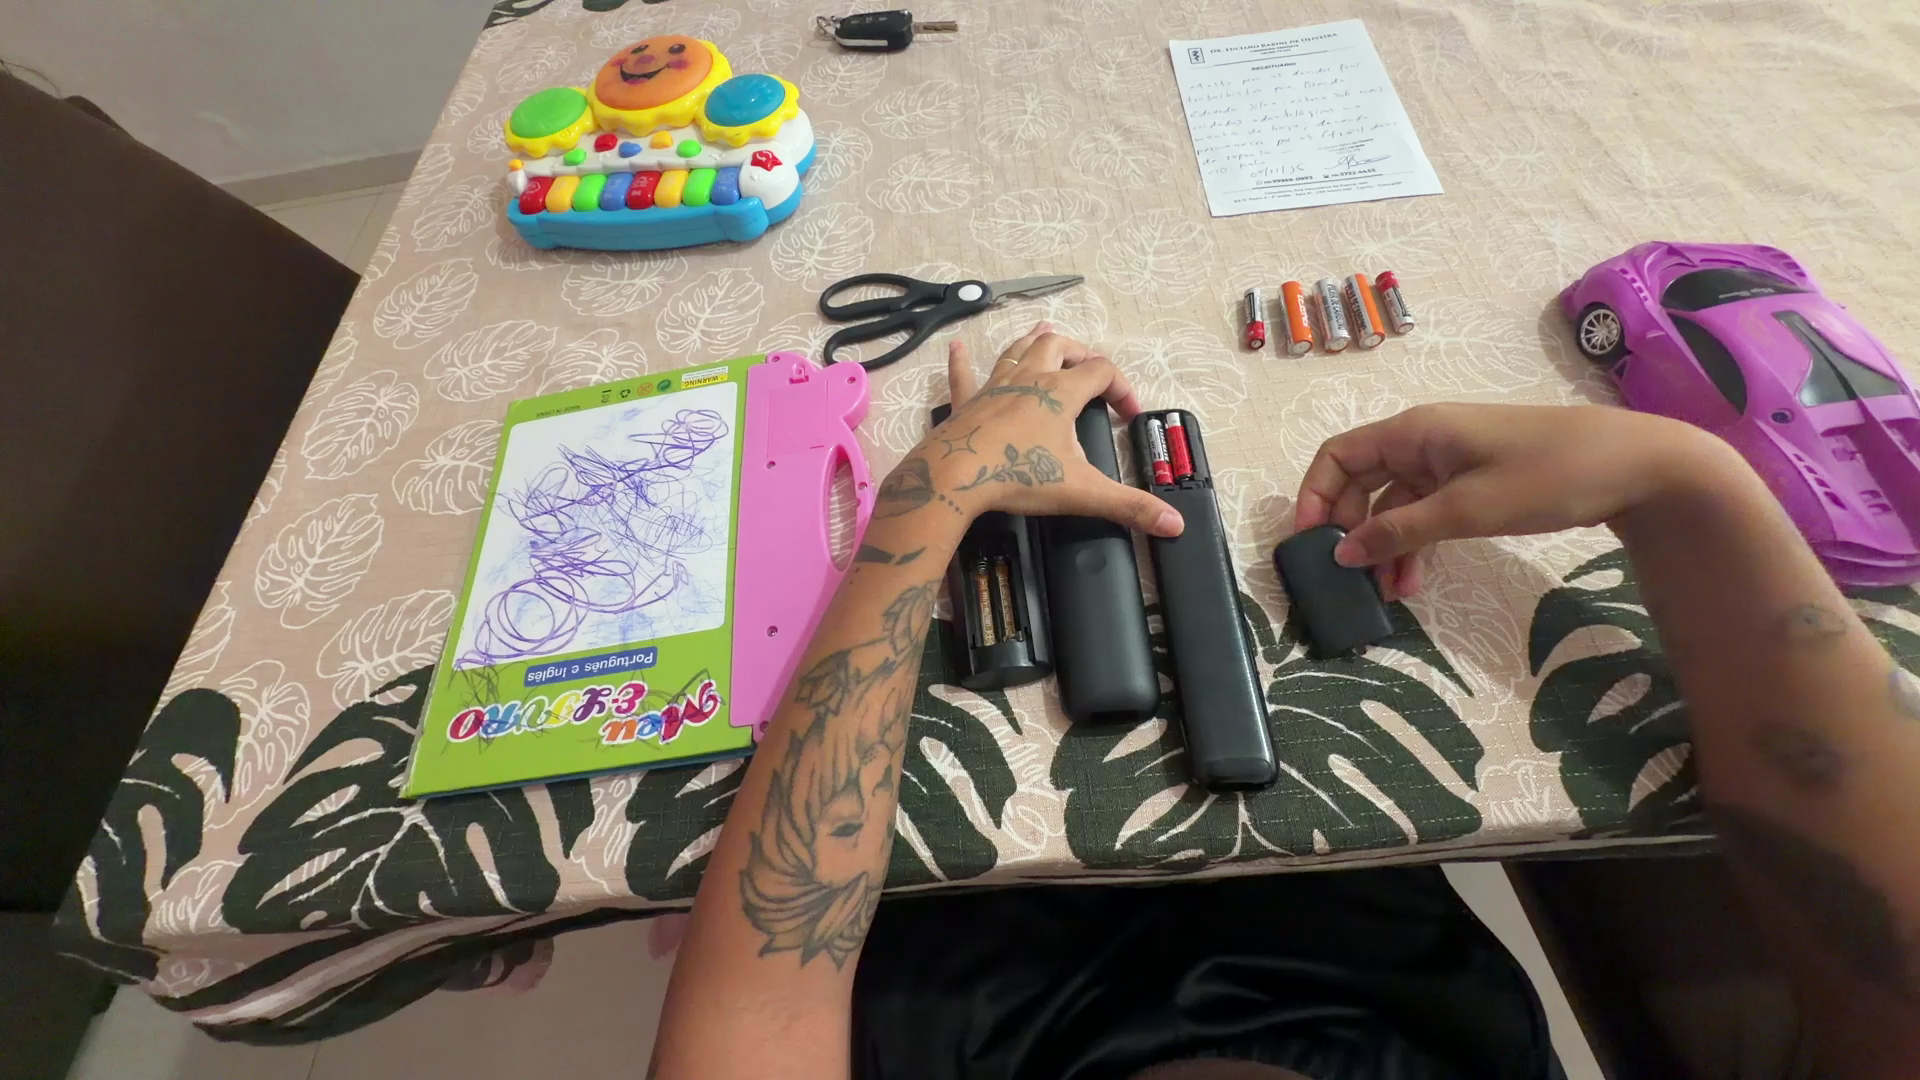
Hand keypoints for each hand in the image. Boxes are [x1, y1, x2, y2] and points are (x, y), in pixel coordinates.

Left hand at [877, 322, 1183, 537]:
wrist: (956, 476)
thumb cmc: (1018, 475)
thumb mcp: (1082, 492)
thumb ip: (1130, 507)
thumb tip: (1175, 525)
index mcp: (1061, 391)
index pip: (1102, 372)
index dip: (1122, 387)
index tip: (1128, 415)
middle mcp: (1029, 378)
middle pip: (1059, 348)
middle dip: (1079, 353)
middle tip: (1090, 367)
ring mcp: (994, 387)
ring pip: (1017, 351)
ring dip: (1033, 341)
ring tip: (1044, 331)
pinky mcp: (966, 403)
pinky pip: (963, 375)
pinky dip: (961, 362)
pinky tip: (955, 347)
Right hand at [1293, 403, 1749, 599]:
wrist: (1645, 468)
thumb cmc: (1548, 474)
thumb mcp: (1465, 509)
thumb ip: (1397, 531)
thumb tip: (1342, 554)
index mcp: (1412, 432)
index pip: (1338, 456)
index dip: (1315, 495)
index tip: (1310, 539)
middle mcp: (1421, 443)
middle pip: (1361, 484)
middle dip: (1350, 529)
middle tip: (1347, 573)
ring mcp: (1446, 463)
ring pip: (1392, 505)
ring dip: (1384, 546)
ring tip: (1385, 591)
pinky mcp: (1469, 483)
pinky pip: (1423, 514)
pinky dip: (1414, 544)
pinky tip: (1414, 580)